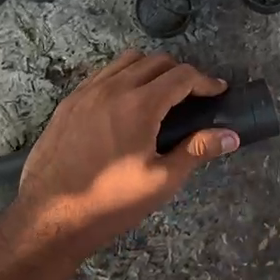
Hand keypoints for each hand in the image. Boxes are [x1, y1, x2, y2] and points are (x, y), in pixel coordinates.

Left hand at [9, 51, 239, 259]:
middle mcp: (114, 88)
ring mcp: (87, 92)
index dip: (205, 81)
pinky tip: (124, 102)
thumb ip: (196, 150)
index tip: (218, 91)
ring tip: (159, 94)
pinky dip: (122, 77)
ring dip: (150, 69)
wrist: (48, 219)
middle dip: (181, 73)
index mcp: (140, 104)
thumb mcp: (161, 181)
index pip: (182, 76)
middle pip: (157, 61)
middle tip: (192, 96)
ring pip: (127, 60)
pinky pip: (102, 73)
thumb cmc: (110, 202)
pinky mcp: (69, 103)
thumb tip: (231, 136)